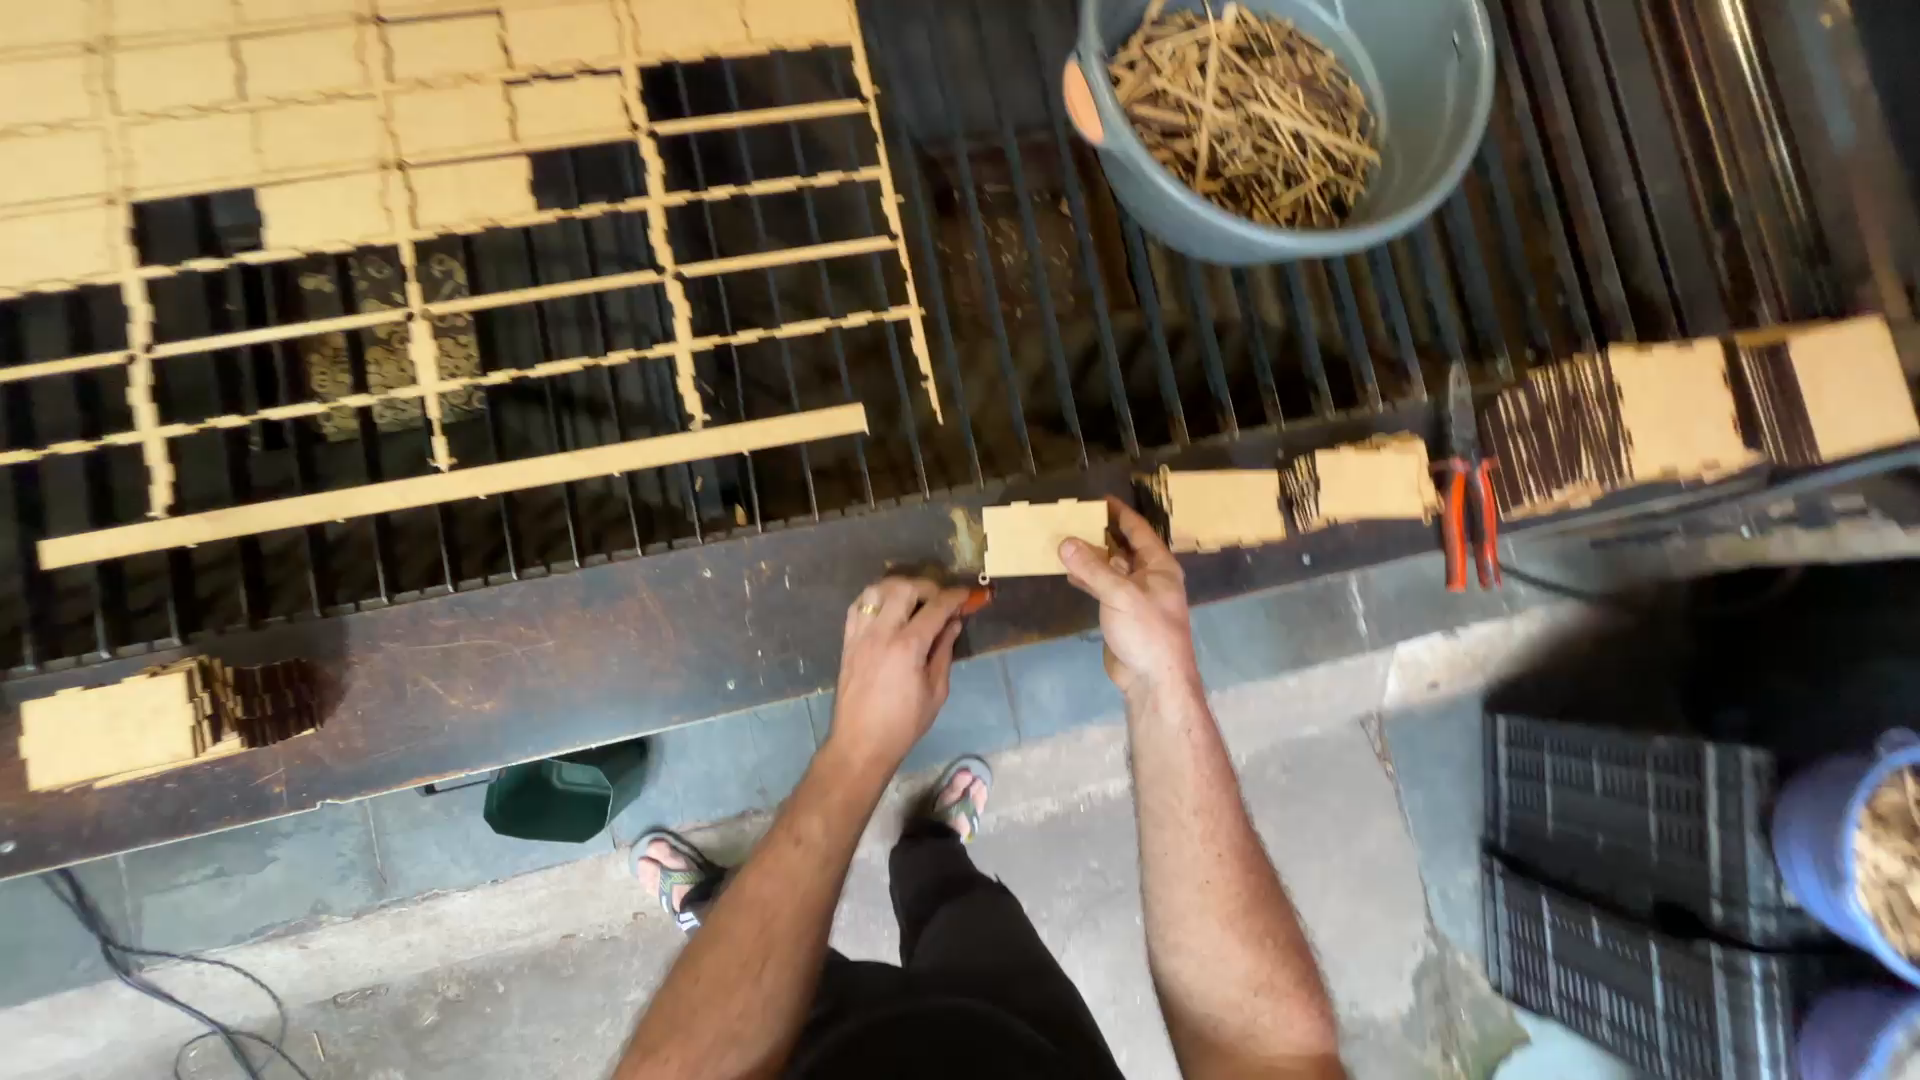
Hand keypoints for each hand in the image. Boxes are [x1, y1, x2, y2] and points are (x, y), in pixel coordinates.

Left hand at [830, 576, 971, 768]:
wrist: (860, 743)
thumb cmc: (904, 723)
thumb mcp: (936, 691)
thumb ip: (944, 652)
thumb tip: (953, 624)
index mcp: (907, 647)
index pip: (935, 608)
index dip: (954, 597)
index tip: (966, 594)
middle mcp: (881, 633)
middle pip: (904, 588)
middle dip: (927, 587)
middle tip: (940, 599)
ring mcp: (860, 635)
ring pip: (876, 590)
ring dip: (898, 587)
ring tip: (913, 600)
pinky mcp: (847, 641)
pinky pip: (858, 606)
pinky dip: (875, 599)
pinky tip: (887, 608)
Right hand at [1059, 496, 1199, 700]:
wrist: (1154, 679)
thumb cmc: (1147, 630)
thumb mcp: (1120, 594)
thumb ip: (1092, 568)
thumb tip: (1065, 543)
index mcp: (1159, 566)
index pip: (1139, 531)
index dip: (1121, 514)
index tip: (1100, 500)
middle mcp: (1150, 577)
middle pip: (1124, 548)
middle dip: (1101, 534)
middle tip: (1074, 519)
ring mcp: (1135, 597)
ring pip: (1111, 569)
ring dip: (1092, 557)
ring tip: (1066, 542)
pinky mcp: (1122, 614)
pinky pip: (1103, 588)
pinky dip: (1088, 579)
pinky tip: (1069, 573)